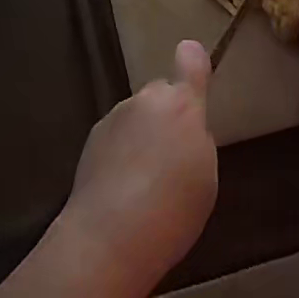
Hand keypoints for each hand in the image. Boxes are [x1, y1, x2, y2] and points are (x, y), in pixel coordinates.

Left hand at [22, 39, 216, 295]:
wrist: (108, 238)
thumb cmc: (172, 208)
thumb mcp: (206, 175)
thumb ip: (197, 139)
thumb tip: (184, 131)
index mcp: (183, 105)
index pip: (191, 61)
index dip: (194, 59)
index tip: (193, 61)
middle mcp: (148, 100)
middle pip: (161, 94)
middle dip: (166, 114)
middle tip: (171, 154)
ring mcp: (116, 116)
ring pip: (137, 116)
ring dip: (141, 135)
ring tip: (143, 180)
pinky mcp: (92, 137)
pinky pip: (116, 135)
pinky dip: (120, 152)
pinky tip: (121, 187)